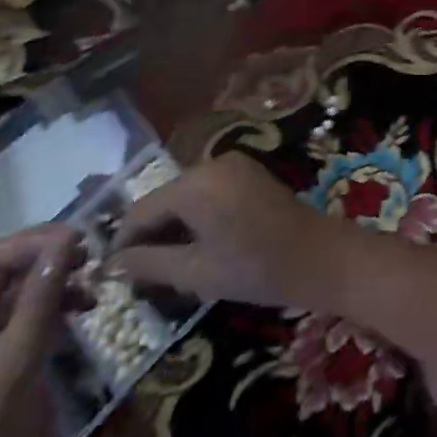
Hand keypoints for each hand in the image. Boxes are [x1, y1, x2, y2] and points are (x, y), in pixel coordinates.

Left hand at [0, 224, 79, 436]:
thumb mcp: (18, 361)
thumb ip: (41, 297)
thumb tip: (66, 240)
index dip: (32, 243)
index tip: (78, 236)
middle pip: (1, 277)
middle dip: (44, 262)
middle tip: (89, 255)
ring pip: (18, 300)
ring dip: (54, 287)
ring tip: (93, 285)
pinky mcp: (3, 371)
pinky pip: (27, 326)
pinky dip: (54, 313)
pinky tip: (83, 310)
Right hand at [108, 152, 356, 307]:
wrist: (323, 259)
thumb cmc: (257, 269)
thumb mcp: (197, 272)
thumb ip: (149, 264)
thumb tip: (113, 263)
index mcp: (193, 184)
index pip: (142, 209)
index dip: (125, 240)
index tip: (114, 269)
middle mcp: (209, 163)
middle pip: (164, 199)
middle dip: (151, 233)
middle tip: (143, 272)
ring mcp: (231, 164)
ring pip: (185, 195)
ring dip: (174, 225)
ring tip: (170, 262)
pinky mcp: (247, 172)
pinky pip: (208, 191)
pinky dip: (197, 215)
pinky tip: (200, 243)